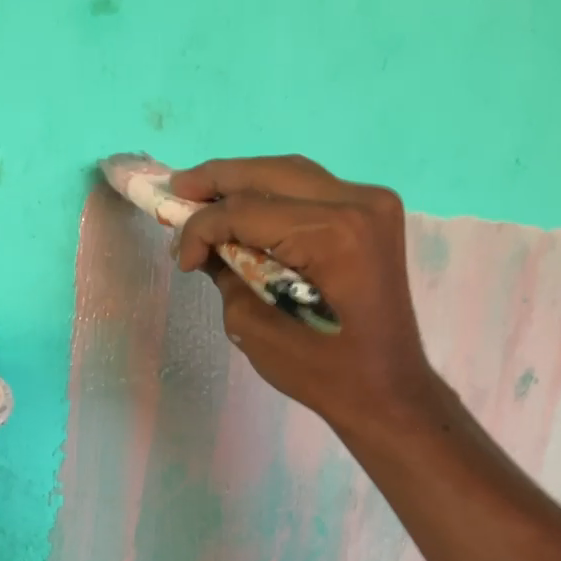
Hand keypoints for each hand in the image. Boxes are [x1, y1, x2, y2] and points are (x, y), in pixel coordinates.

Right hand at [172, 155, 435, 425]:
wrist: (384, 388)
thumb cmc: (320, 371)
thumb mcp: (255, 327)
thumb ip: (227, 275)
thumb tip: (204, 249)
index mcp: (331, 234)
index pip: (245, 210)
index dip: (201, 228)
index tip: (180, 259)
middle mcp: (357, 203)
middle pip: (270, 173)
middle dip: (217, 180)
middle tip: (175, 188)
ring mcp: (372, 204)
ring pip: (292, 173)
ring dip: (244, 181)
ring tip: (201, 191)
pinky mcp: (373, 214)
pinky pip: (312, 189)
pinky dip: (274, 194)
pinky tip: (245, 206)